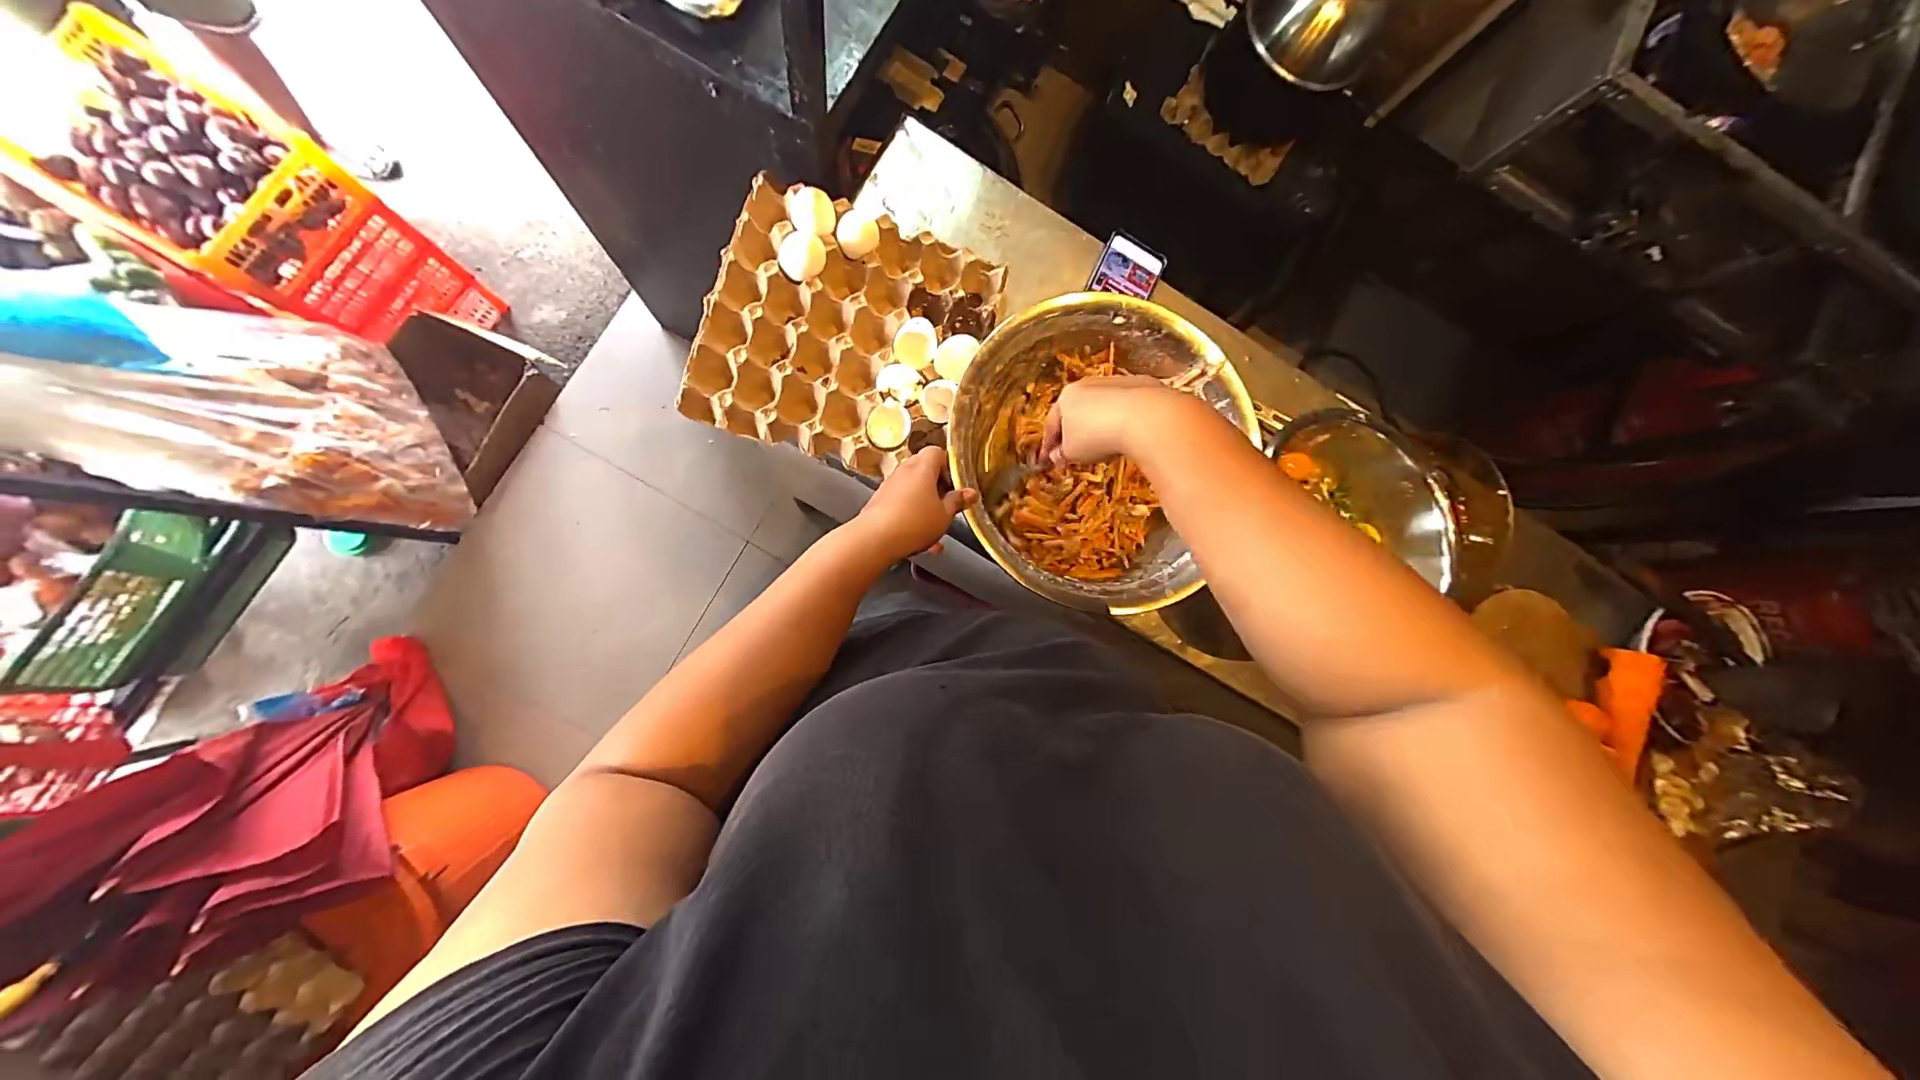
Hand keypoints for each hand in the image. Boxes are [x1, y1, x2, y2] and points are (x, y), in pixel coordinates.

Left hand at [849, 447, 977, 561]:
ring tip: (935, 529)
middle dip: (938, 489)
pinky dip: (912, 519)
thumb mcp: (945, 515)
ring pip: (913, 492)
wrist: (875, 540)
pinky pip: (901, 507)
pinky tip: (921, 542)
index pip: (937, 452)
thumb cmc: (913, 523)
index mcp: (922, 467)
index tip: (956, 486)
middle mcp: (904, 472)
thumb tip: (969, 493)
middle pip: (925, 472)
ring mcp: (889, 487)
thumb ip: (958, 501)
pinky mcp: (879, 503)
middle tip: (948, 507)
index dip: (949, 467)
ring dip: (925, 507)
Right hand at [1039, 375, 1182, 465]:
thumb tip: (1056, 456)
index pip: (1052, 423)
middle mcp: (1088, 384)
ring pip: (1102, 407)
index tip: (1048, 459)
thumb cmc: (1098, 436)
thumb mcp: (1072, 453)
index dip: (1049, 445)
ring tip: (1103, 447)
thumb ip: (1061, 455)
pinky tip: (1126, 436)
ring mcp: (1117, 382)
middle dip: (1075, 432)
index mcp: (1066, 397)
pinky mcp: (1142, 385)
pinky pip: (1126, 408)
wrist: (1146, 418)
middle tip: (1074, 453)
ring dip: (1100, 426)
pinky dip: (1123, 421)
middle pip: (1077, 411)